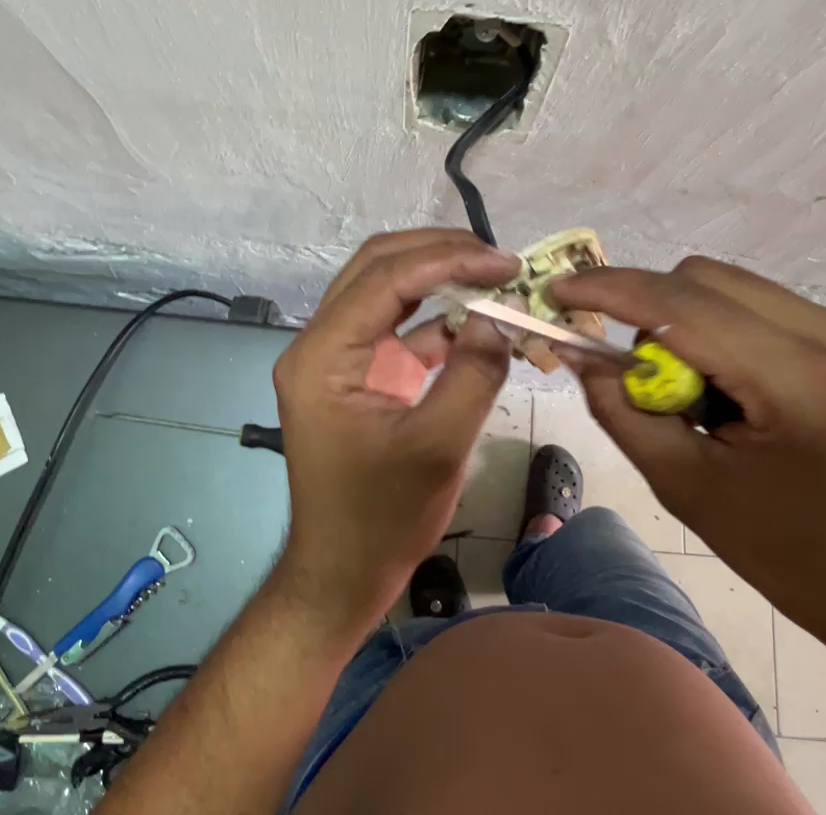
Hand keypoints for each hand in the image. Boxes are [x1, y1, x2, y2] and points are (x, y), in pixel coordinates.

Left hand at [270, 230, 521, 626]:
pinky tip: (481, 320)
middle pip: (377, 268)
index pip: (385, 279)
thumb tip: (501, 316)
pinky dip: (439, 318)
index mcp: (322, 357)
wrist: (343, 571)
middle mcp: (320, 344)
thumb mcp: (438, 448)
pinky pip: (397, 327)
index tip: (506, 263)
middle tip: (501, 260)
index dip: (448, 261)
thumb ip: (473, 374)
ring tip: (496, 277)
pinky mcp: (358, 374)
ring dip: (439, 278)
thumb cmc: (382, 518)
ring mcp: (337, 357)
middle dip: (440, 253)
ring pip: (386, 290)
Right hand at [550, 258, 825, 672]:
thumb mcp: (687, 488)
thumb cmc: (792, 557)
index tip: (557, 292)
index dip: (610, 290)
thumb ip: (622, 411)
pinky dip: (721, 333)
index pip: (684, 305)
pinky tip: (728, 393)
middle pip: (706, 279)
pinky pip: (761, 308)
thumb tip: (579, 354)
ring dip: (685, 324)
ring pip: (732, 288)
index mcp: (802, 382)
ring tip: (690, 398)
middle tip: (632, 377)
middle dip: (648, 312)